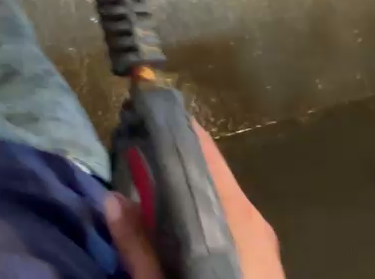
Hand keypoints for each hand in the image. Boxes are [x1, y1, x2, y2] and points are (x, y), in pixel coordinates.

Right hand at [103, 121, 284, 278]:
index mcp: (234, 216)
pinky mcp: (264, 262)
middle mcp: (252, 218)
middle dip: (171, 157)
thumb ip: (138, 248)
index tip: (139, 113)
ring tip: (146, 177)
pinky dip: (200, 208)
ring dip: (185, 184)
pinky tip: (176, 220)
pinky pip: (227, 217)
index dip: (171, 129)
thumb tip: (110, 200)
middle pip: (208, 171)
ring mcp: (263, 241)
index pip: (203, 152)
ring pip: (218, 195)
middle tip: (132, 146)